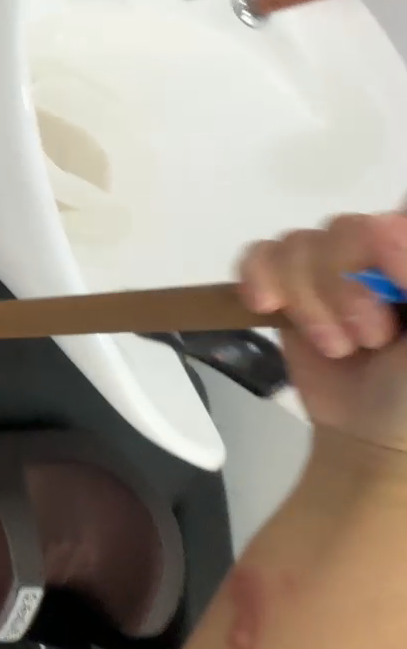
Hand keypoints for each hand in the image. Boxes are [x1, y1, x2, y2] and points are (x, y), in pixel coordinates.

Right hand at [239, 213, 406, 452]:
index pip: (400, 216)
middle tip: (366, 337)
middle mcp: (384, 255)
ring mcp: (333, 268)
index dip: (385, 241)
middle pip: (345, 229)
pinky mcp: (286, 283)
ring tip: (332, 344)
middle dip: (343, 286)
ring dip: (305, 298)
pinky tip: (266, 308)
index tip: (391, 288)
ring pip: (297, 244)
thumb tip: (382, 223)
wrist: (373, 432)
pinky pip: (258, 254)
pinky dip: (256, 279)